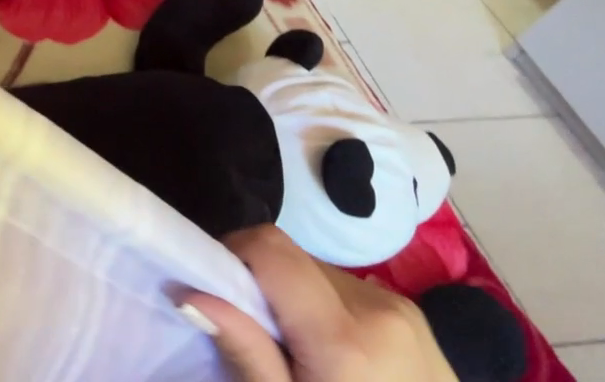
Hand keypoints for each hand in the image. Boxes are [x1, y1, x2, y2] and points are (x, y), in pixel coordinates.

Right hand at [182, 227, 456, 381]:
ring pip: (315, 272)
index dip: (230, 257)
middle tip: (254, 337)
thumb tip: (189, 293)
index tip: (216, 296)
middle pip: (289, 257)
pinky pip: (346, 290)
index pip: (267, 246)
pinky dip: (323, 310)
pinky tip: (336, 359)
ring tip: (299, 355)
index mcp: (345, 335)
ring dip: (291, 297)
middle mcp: (377, 305)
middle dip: (259, 285)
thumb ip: (247, 355)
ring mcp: (403, 308)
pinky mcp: (415, 317)